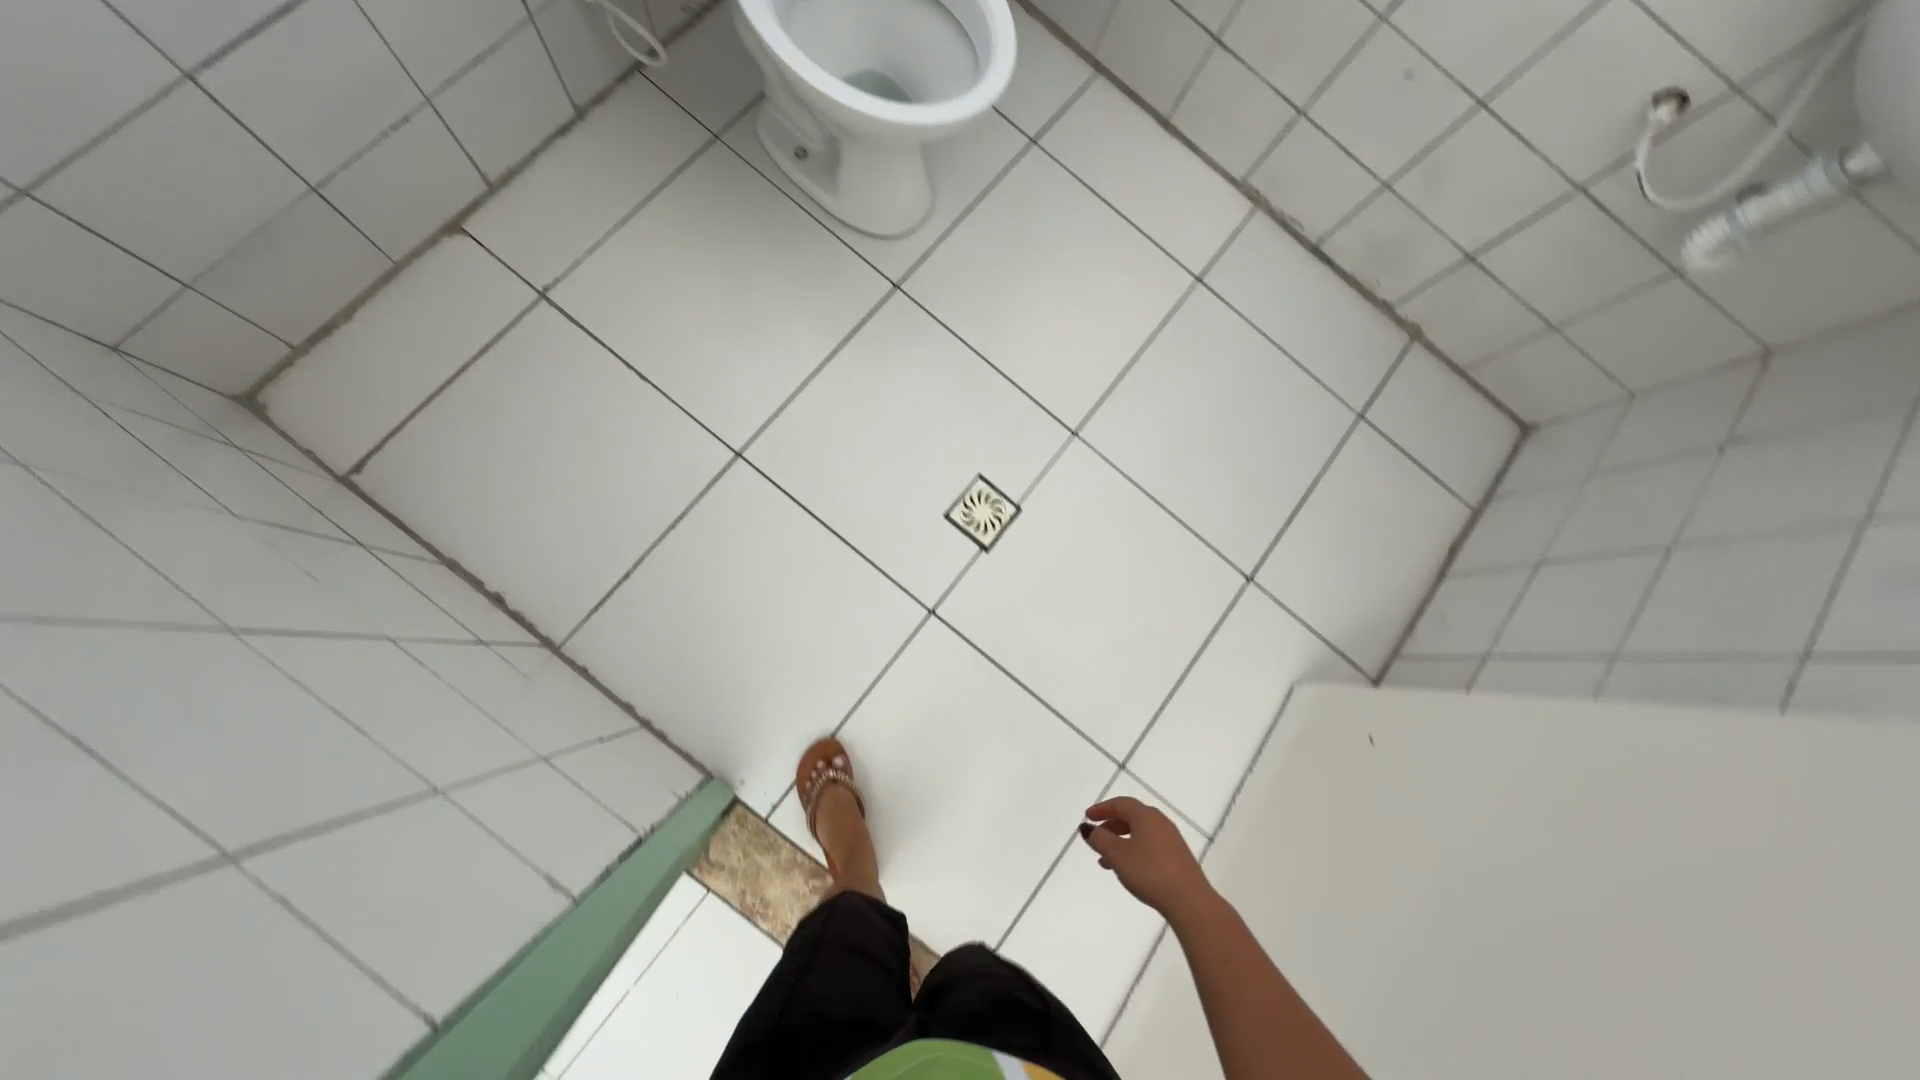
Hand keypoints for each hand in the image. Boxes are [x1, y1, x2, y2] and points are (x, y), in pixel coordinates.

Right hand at [1081, 796, 1215, 919]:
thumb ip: (1100, 839)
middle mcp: (1160, 822)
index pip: (1120, 803)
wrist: (1188, 899)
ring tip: (1105, 861)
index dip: (1101, 808)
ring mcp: (1171, 840)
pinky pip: (1149, 846)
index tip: (1087, 817)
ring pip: (1140, 833)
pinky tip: (1128, 869)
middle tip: (1096, 837)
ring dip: (1121, 841)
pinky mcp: (1177, 857)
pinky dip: (1134, 850)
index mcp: (1146, 816)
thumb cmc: (1149, 871)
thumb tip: (1088, 829)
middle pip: (1131, 816)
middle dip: (1111, 825)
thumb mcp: (1117, 855)